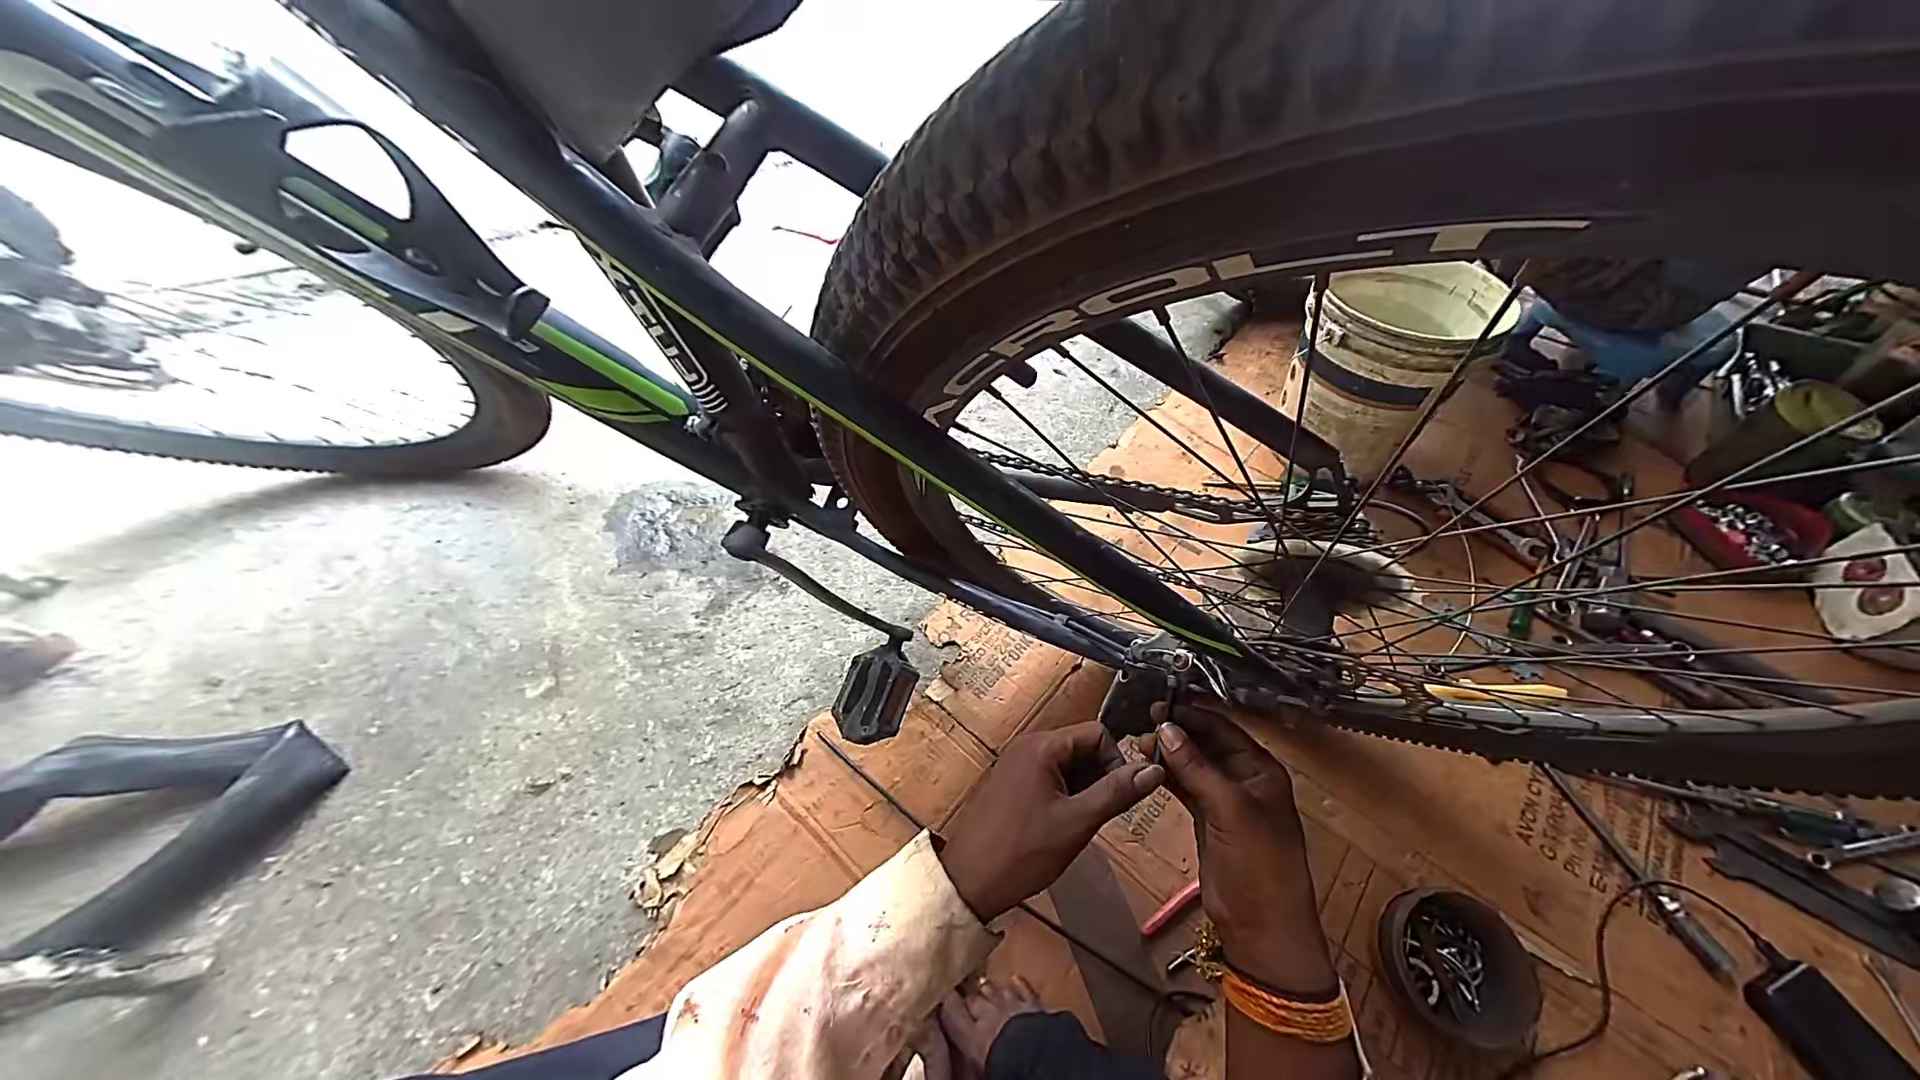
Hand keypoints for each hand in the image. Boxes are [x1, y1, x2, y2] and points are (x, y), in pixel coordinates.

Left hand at [939, 722, 1165, 921]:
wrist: (969, 880)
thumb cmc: (1021, 851)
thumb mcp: (1077, 821)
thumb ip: (1116, 792)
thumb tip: (1153, 769)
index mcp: (1041, 746)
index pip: (1097, 733)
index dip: (1117, 760)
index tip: (1122, 794)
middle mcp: (1028, 746)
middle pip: (1082, 746)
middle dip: (1101, 775)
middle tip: (1103, 812)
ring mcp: (1017, 763)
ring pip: (1068, 763)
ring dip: (1085, 787)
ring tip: (1083, 822)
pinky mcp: (1012, 782)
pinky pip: (1050, 776)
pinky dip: (1066, 794)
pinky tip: (1065, 824)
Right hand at [1143, 702, 1336, 994]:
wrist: (1261, 925)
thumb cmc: (1261, 866)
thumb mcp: (1229, 808)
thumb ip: (1197, 767)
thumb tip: (1167, 729)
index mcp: (1260, 770)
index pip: (1222, 728)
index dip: (1192, 714)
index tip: (1161, 704)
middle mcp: (1242, 779)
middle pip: (1204, 743)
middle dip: (1176, 731)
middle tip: (1143, 720)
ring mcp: (1223, 799)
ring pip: (1191, 763)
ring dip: (1167, 752)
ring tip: (1138, 742)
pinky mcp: (1206, 817)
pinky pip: (1184, 785)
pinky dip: (1166, 774)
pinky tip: (1147, 766)